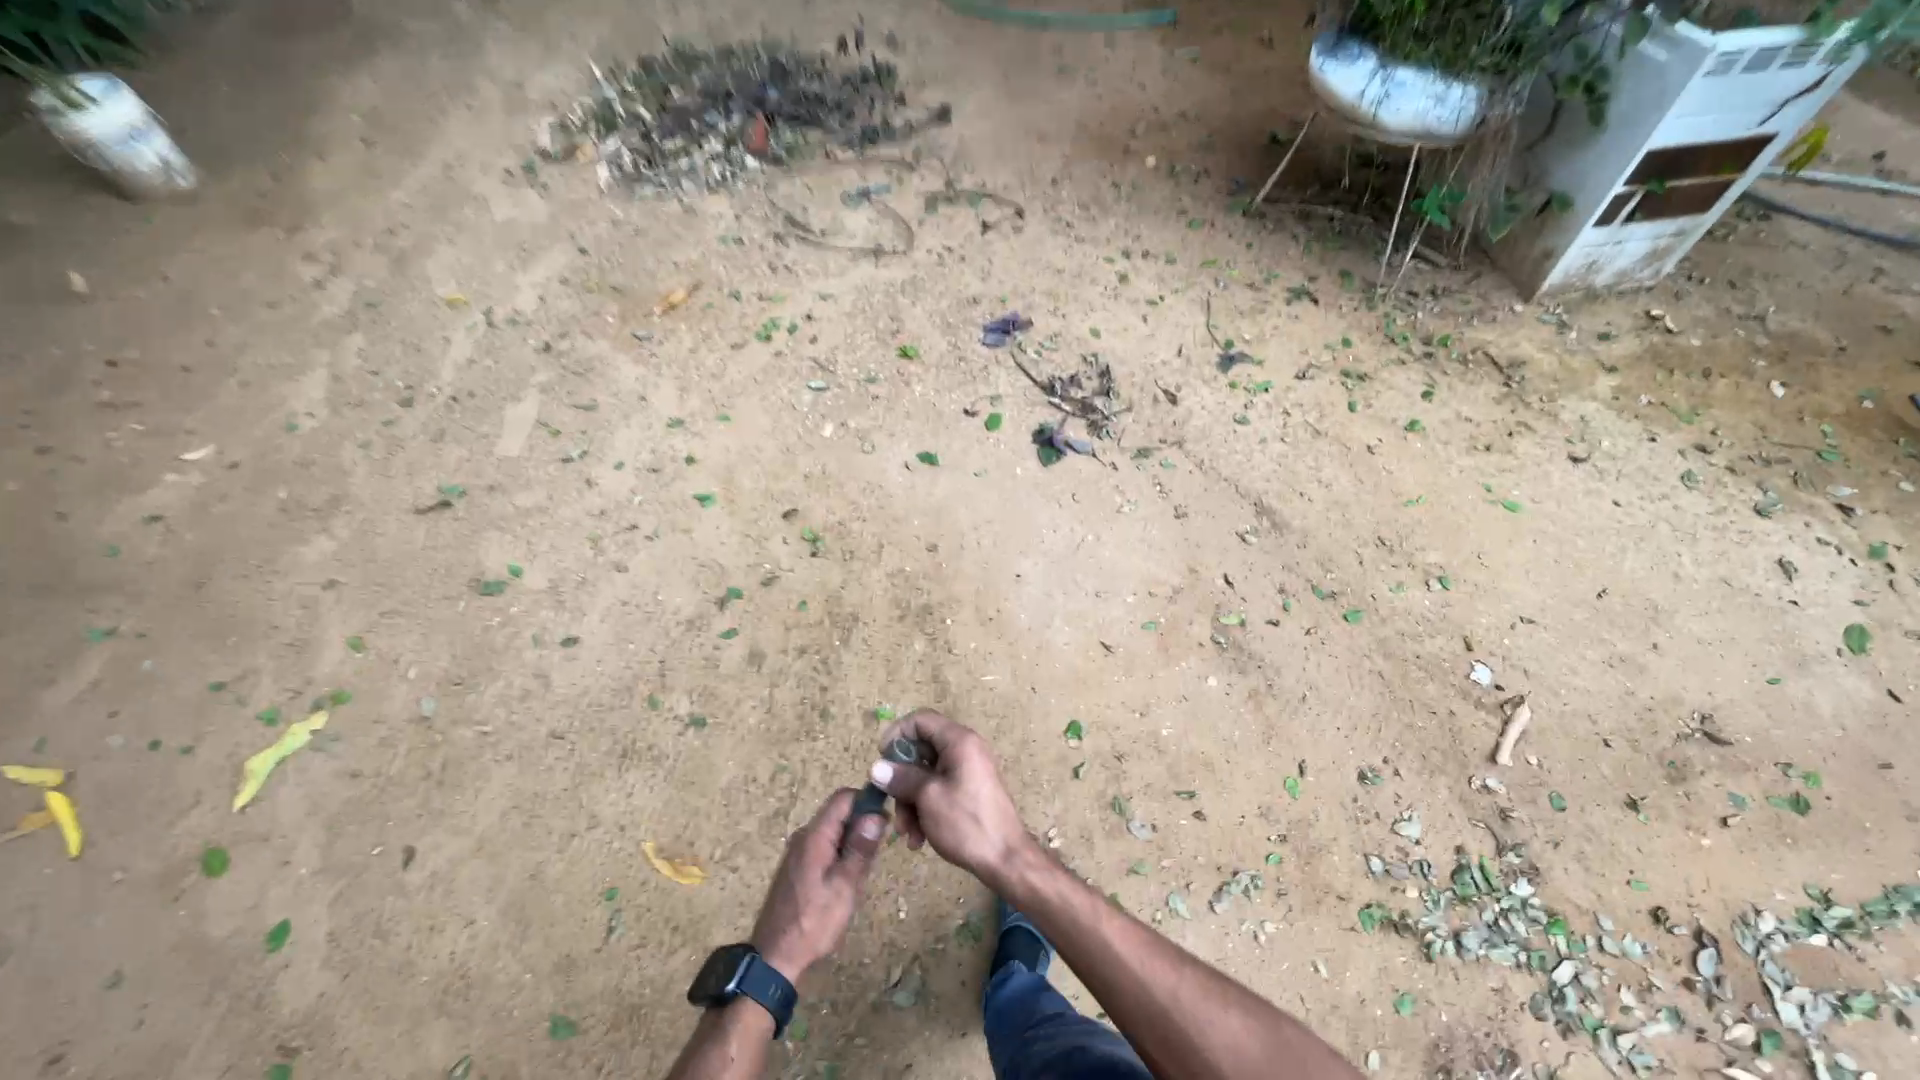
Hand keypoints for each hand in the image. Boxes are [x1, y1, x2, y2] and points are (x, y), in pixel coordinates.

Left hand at [748, 788, 885, 981]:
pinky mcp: (797, 868)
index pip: (843, 798)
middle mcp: (803, 837)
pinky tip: (846, 884)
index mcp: (814, 836)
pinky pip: (824, 849)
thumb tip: (877, 814)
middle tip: (876, 857)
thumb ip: (861, 849)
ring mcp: (798, 853)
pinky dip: (840, 857)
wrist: (774, 958)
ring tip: (862, 875)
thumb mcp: (845, 886)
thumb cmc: (813, 922)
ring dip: (852, 845)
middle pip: (838, 814)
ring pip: (833, 833)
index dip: (867, 802)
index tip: (886, 823)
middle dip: (862, 827)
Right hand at [869, 709, 1035, 890]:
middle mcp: (965, 750)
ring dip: (910, 802)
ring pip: (925, 775)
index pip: (920, 720)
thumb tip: (876, 767)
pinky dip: (924, 809)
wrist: (1006, 859)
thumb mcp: (928, 798)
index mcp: (959, 741)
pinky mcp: (968, 792)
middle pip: (920, 751)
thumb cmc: (967, 823)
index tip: (881, 759)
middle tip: (891, 805)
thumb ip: (901, 777)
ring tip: (907, 833)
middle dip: (901, 780)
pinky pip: (938, 790)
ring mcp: (967, 772)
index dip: (897, 734)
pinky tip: (919, 838)